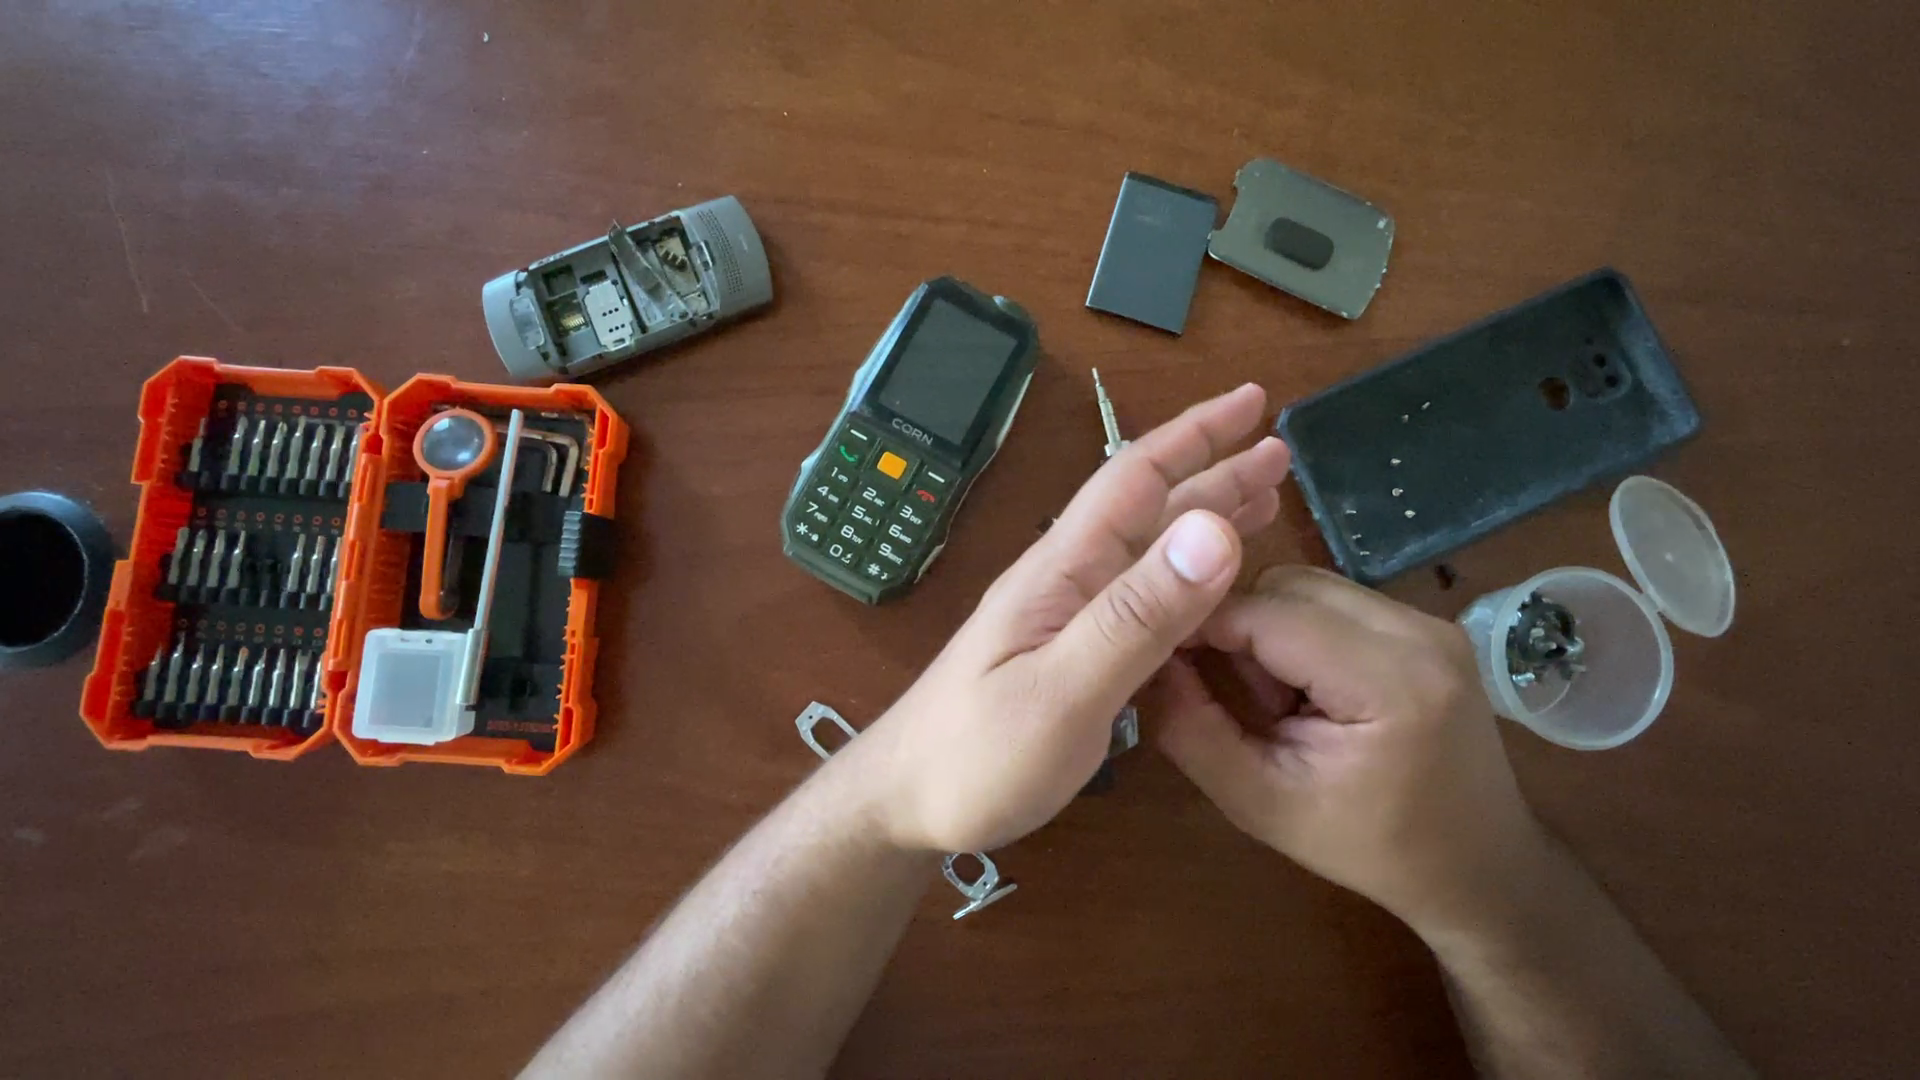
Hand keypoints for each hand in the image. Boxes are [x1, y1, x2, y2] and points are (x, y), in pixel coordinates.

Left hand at [845, 384, 1291, 853]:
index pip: (1134, 480)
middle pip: (1148, 509)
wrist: (907, 800)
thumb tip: (1212, 526)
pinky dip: (1187, 576)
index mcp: (1063, 570)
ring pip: (1147, 550)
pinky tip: (1208, 582)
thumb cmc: (976, 754)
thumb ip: (1135, 616)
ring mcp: (1064, 616)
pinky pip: (1141, 597)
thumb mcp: (1062, 690)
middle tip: (1278, 450)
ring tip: (1262, 497)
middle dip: (1213, 471)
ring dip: (1205, 517)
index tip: (1254, 402)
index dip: (1195, 436)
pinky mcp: (1067, 651)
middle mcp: (1066, 579)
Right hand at [1154, 566, 1547, 936]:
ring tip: (1272, 695)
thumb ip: (1189, 727)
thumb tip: (1142, 659)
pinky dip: (1298, 630)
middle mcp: (1418, 631)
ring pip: (1305, 584)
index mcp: (1388, 681)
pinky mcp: (1426, 623)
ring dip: (1267, 626)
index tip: (1157, 651)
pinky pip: (1332, 599)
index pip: (1263, 612)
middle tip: (1232, 693)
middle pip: (1284, 584)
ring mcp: (1429, 621)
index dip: (1198, 622)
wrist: (1479, 869)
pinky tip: (1304, 686)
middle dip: (1237, 626)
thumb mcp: (1257, 801)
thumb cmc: (1367, 846)